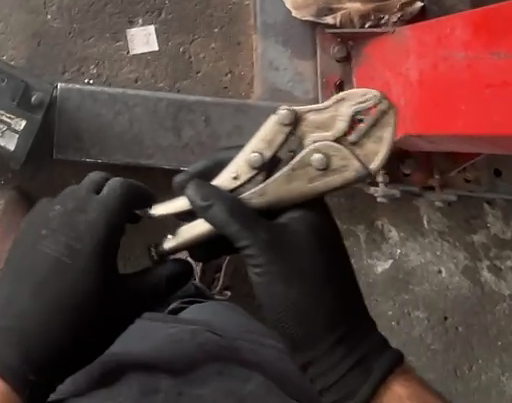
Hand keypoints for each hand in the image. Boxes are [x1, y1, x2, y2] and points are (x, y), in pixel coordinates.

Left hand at [0, 173, 193, 400]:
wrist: (20, 342)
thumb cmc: (80, 323)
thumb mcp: (127, 305)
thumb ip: (160, 280)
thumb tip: (185, 266)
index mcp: (98, 219)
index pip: (124, 187)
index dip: (141, 193)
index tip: (150, 208)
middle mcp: (70, 206)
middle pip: (98, 182)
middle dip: (117, 193)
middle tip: (130, 217)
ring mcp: (44, 214)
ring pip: (74, 191)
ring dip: (92, 201)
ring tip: (102, 228)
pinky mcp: (26, 227)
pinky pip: (53, 205)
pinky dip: (68, 211)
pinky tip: (71, 239)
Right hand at [181, 177, 404, 402]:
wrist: (334, 350)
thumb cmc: (302, 290)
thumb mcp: (262, 247)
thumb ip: (227, 212)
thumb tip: (190, 186)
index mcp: (300, 193)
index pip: (256, 160)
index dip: (217, 166)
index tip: (185, 179)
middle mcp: (292, 203)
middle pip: (245, 185)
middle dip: (210, 193)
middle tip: (177, 200)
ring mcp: (285, 229)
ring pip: (241, 211)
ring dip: (211, 218)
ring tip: (180, 227)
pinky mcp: (276, 252)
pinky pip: (244, 234)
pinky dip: (221, 238)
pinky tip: (197, 249)